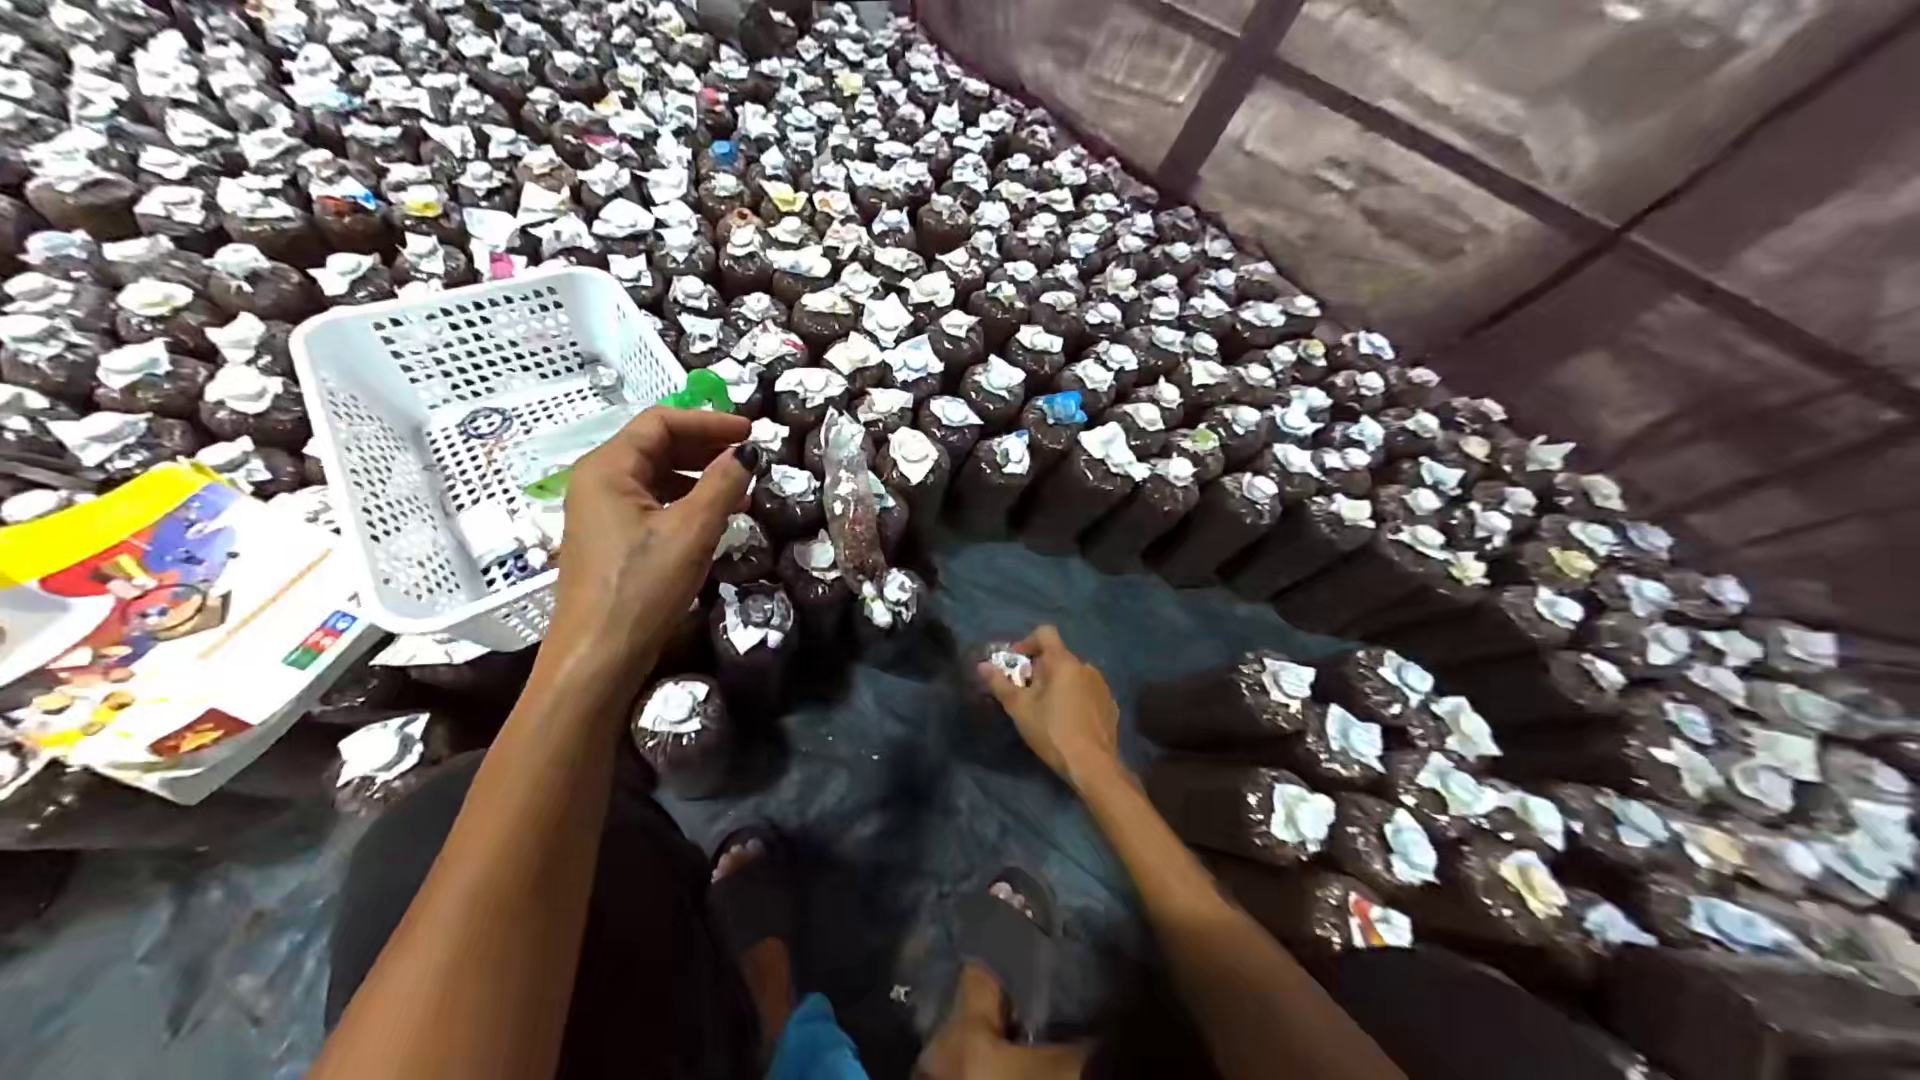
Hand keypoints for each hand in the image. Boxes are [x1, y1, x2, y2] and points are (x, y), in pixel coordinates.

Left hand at [547, 407, 751, 677]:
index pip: (660, 422)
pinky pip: (654, 503)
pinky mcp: (613, 539)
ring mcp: (603, 512)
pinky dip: (687, 502)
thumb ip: (722, 485)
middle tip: (749, 457)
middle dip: (705, 447)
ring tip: (741, 491)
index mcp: (608, 468)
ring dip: (700, 476)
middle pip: (657, 446)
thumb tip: (748, 453)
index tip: (751, 432)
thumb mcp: (691, 531)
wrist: (599, 655)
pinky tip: (716, 518)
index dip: (708, 422)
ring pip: (657, 477)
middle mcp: (599, 482)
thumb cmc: (643, 586)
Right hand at [978, 625, 1121, 789]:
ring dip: (1057, 683)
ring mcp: (1101, 685)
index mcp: (1064, 662)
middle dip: (1038, 669)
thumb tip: (982, 666)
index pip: (1045, 633)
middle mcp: (1086, 666)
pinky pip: (1086, 690)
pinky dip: (1074, 697)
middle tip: (1026, 694)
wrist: (1092, 765)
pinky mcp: (1110, 703)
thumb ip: (999, 684)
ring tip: (1046, 709)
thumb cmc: (1052, 731)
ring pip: (1072, 674)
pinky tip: (1067, 720)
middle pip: (1057, 656)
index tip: (1016, 663)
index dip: (1027, 642)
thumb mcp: (1019, 708)